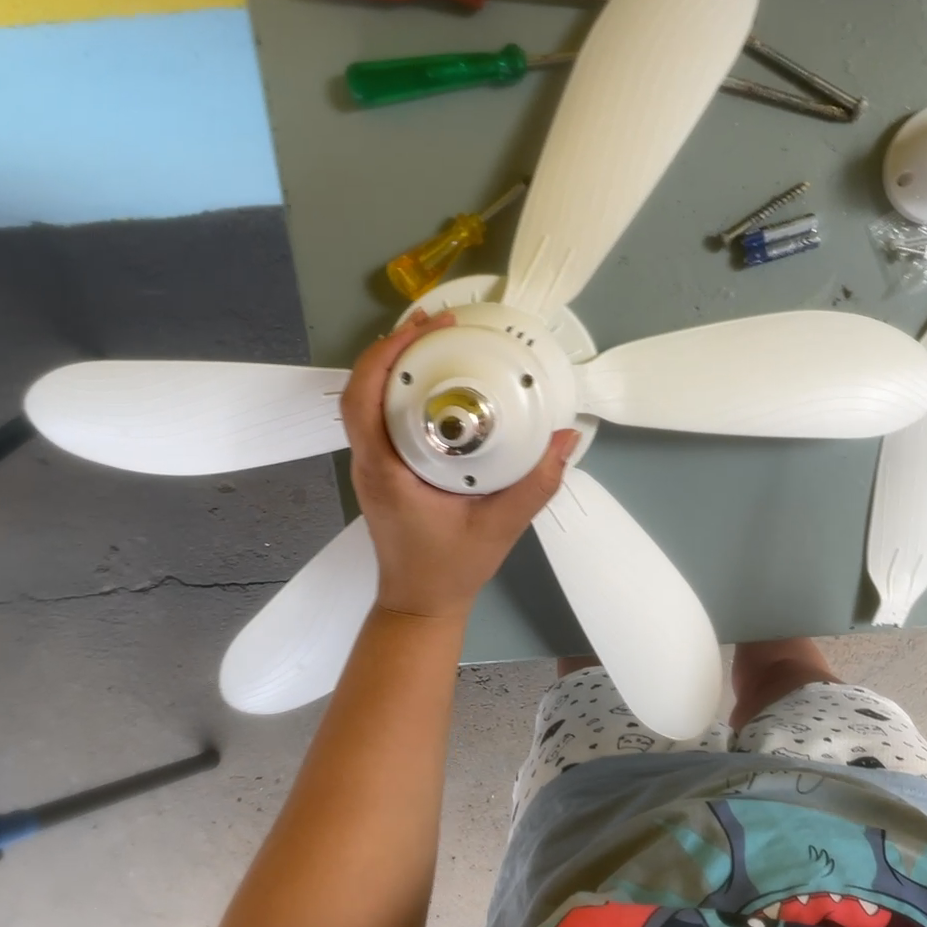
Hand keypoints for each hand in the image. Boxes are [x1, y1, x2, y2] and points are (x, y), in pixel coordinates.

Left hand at [342, 310, 578, 620]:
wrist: (420, 603)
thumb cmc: (451, 569)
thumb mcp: (500, 527)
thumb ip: (536, 485)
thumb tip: (565, 438)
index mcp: (386, 471)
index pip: (365, 398)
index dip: (389, 354)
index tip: (430, 329)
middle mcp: (369, 462)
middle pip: (360, 389)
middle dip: (394, 347)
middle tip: (439, 323)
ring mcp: (372, 466)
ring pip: (366, 401)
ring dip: (394, 365)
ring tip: (436, 340)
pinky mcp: (382, 470)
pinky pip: (380, 417)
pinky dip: (399, 390)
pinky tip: (434, 382)